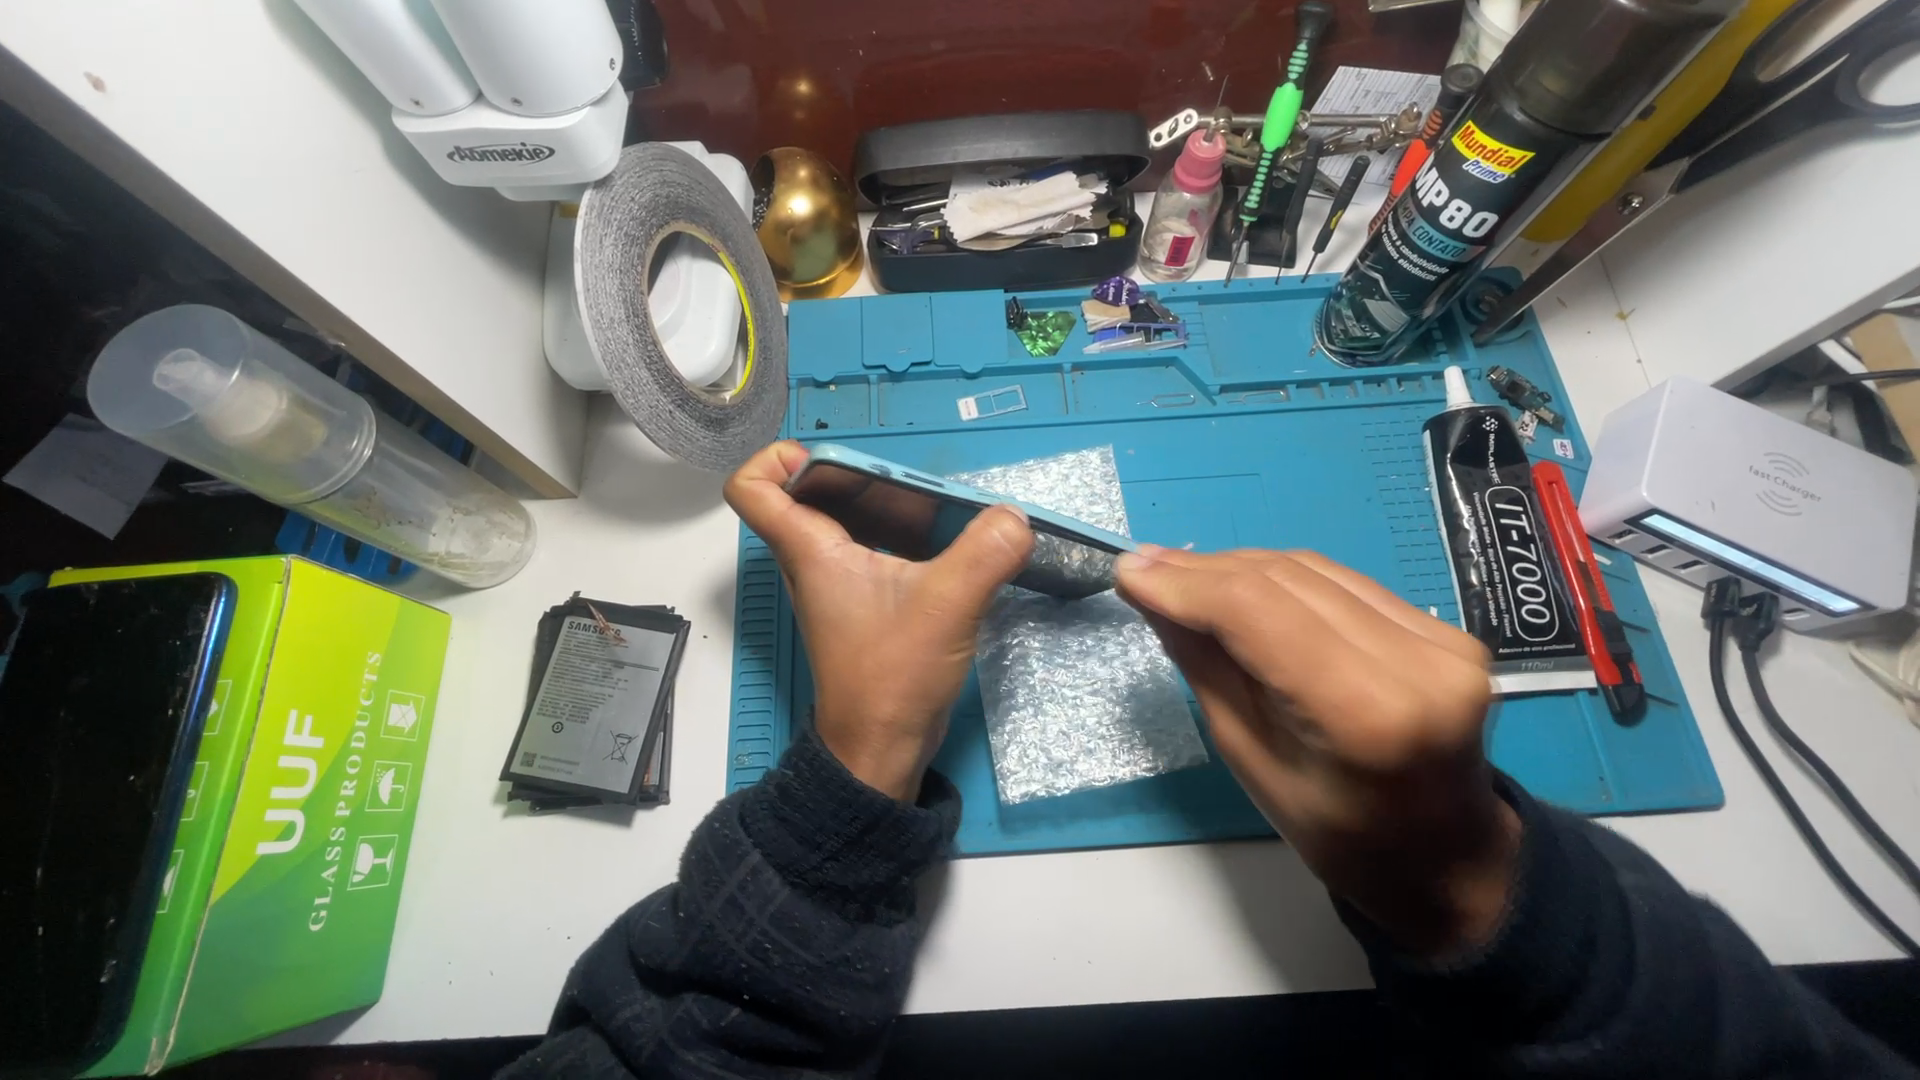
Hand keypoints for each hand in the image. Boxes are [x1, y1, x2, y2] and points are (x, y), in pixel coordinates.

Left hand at [724, 441, 1034, 800]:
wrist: (882, 746)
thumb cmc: (892, 674)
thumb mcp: (947, 604)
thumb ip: (985, 553)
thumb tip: (1015, 517)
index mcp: (810, 549)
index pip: (751, 488)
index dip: (774, 458)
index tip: (827, 460)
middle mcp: (814, 560)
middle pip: (808, 493)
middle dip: (855, 474)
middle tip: (908, 482)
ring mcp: (838, 583)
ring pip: (843, 521)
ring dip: (882, 504)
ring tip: (934, 505)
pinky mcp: (862, 604)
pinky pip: (870, 549)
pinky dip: (899, 534)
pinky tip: (943, 541)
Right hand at [1116, 547, 1518, 955]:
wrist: (1442, 857)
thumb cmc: (1331, 830)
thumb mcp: (1246, 755)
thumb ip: (1202, 663)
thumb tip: (1152, 592)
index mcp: (1364, 713)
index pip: (1259, 612)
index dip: (1187, 584)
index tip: (1129, 572)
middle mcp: (1414, 662)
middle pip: (1283, 581)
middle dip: (1203, 571)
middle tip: (1144, 567)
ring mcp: (1439, 640)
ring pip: (1310, 570)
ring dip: (1236, 567)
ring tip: (1180, 573)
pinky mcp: (1444, 630)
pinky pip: (1339, 582)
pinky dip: (1279, 578)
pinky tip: (1238, 582)